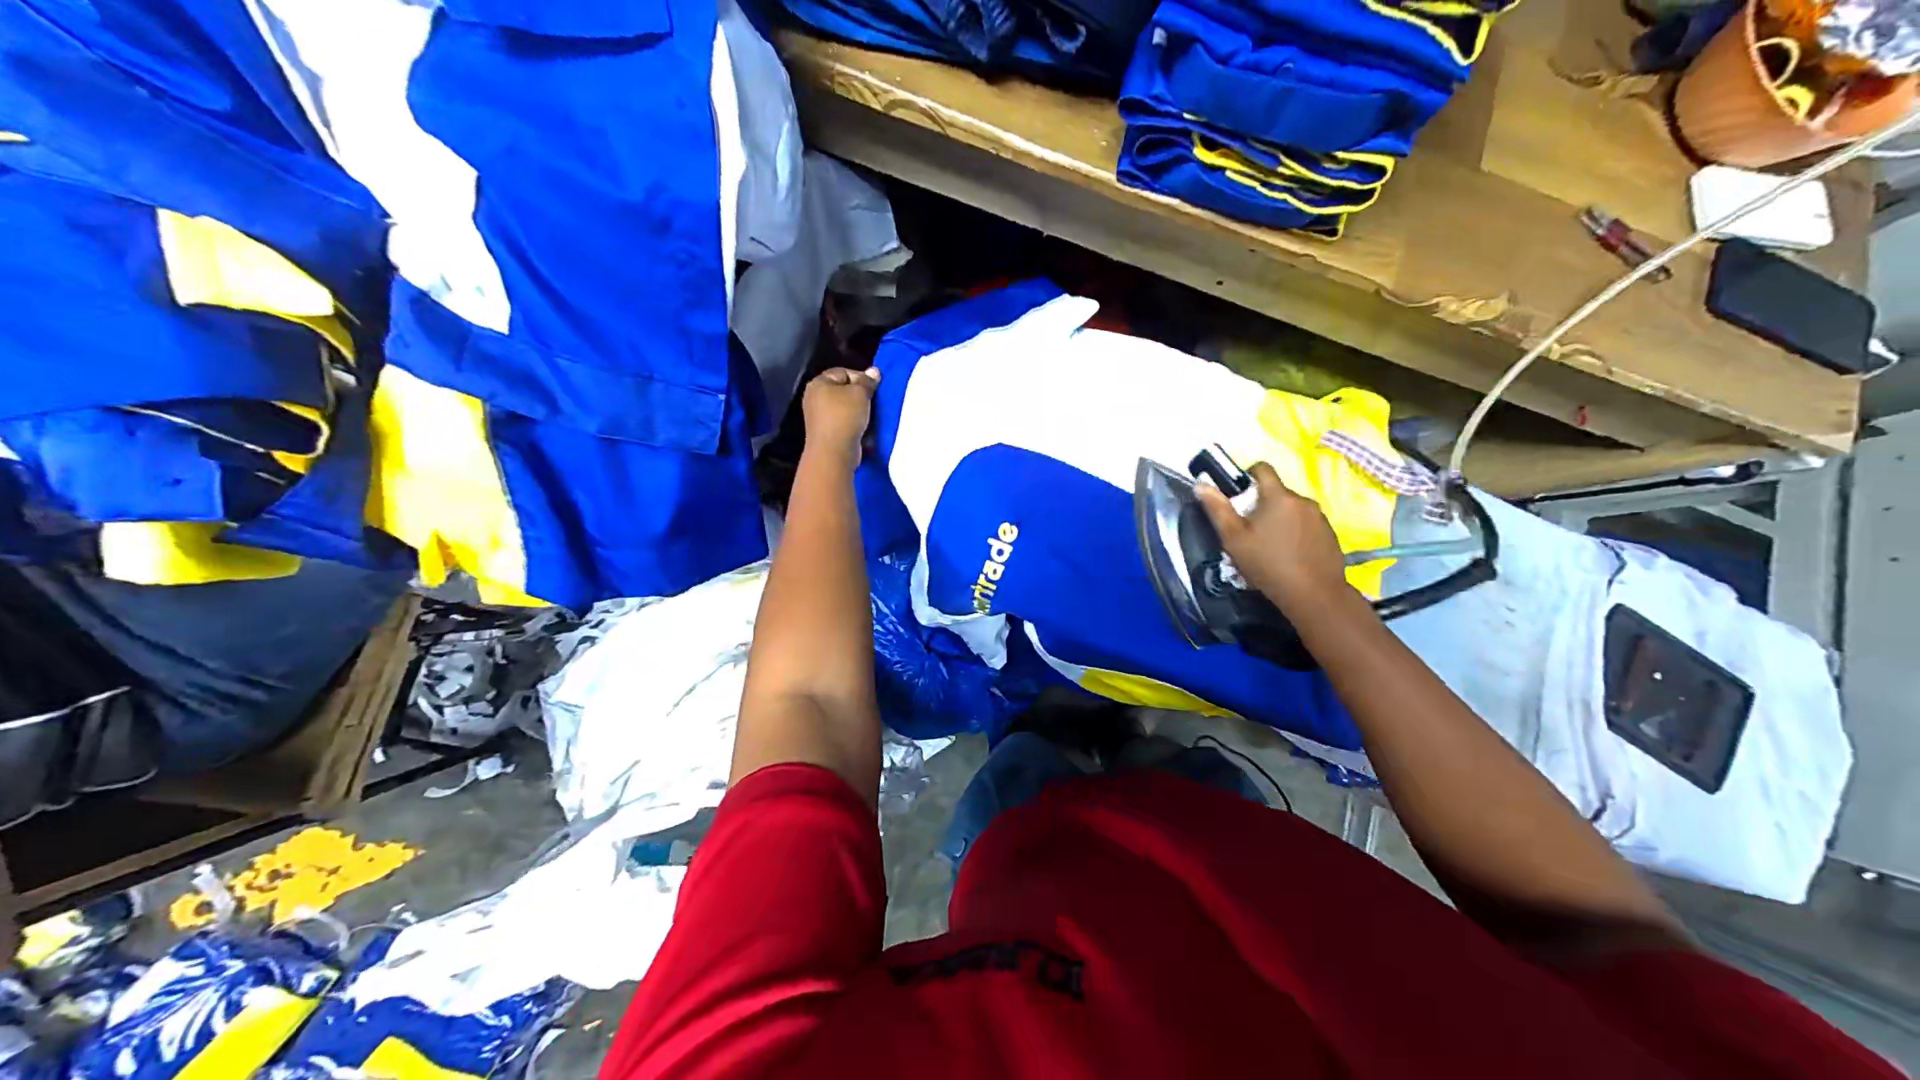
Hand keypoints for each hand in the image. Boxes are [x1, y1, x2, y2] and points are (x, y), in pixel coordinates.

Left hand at [802, 367, 879, 462]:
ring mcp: (818, 417)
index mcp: (818, 383)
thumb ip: (867, 381)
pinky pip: (843, 422)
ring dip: (858, 411)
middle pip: (843, 391)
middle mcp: (814, 398)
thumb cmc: (844, 416)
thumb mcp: (860, 393)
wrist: (833, 452)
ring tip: (870, 416)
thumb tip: (874, 371)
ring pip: (844, 408)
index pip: (843, 372)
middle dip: (860, 396)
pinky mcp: (825, 432)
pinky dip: (853, 424)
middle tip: (874, 402)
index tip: (874, 388)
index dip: (861, 378)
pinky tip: (864, 428)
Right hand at [1195, 462, 1349, 609]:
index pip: (1263, 469)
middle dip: (1262, 505)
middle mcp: (1303, 501)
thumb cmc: (1268, 564)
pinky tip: (1290, 556)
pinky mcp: (1330, 535)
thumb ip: (1217, 509)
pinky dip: (1297, 534)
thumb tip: (1201, 485)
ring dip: (1280, 520)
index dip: (1248, 476)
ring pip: (1293, 510)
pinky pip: (1308, 526)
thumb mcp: (1234, 539)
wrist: (1314, 595)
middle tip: (1250, 531)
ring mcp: (1320, 518)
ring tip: (1270, 547)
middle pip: (1277, 493)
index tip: (1239, 496)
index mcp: (1278, 497)